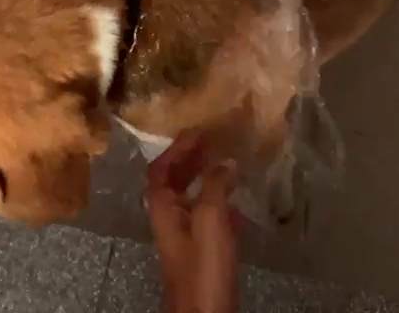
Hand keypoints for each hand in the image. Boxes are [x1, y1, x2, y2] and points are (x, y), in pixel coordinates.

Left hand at [145, 133, 239, 312]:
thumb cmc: (203, 265)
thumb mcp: (210, 218)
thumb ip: (215, 185)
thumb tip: (225, 160)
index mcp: (162, 208)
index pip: (159, 168)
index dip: (176, 148)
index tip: (198, 132)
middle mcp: (167, 221)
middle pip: (172, 181)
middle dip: (189, 160)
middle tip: (211, 143)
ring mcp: (183, 239)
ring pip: (189, 199)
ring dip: (205, 180)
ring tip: (227, 167)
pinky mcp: (199, 255)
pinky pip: (205, 219)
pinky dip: (218, 205)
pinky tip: (239, 207)